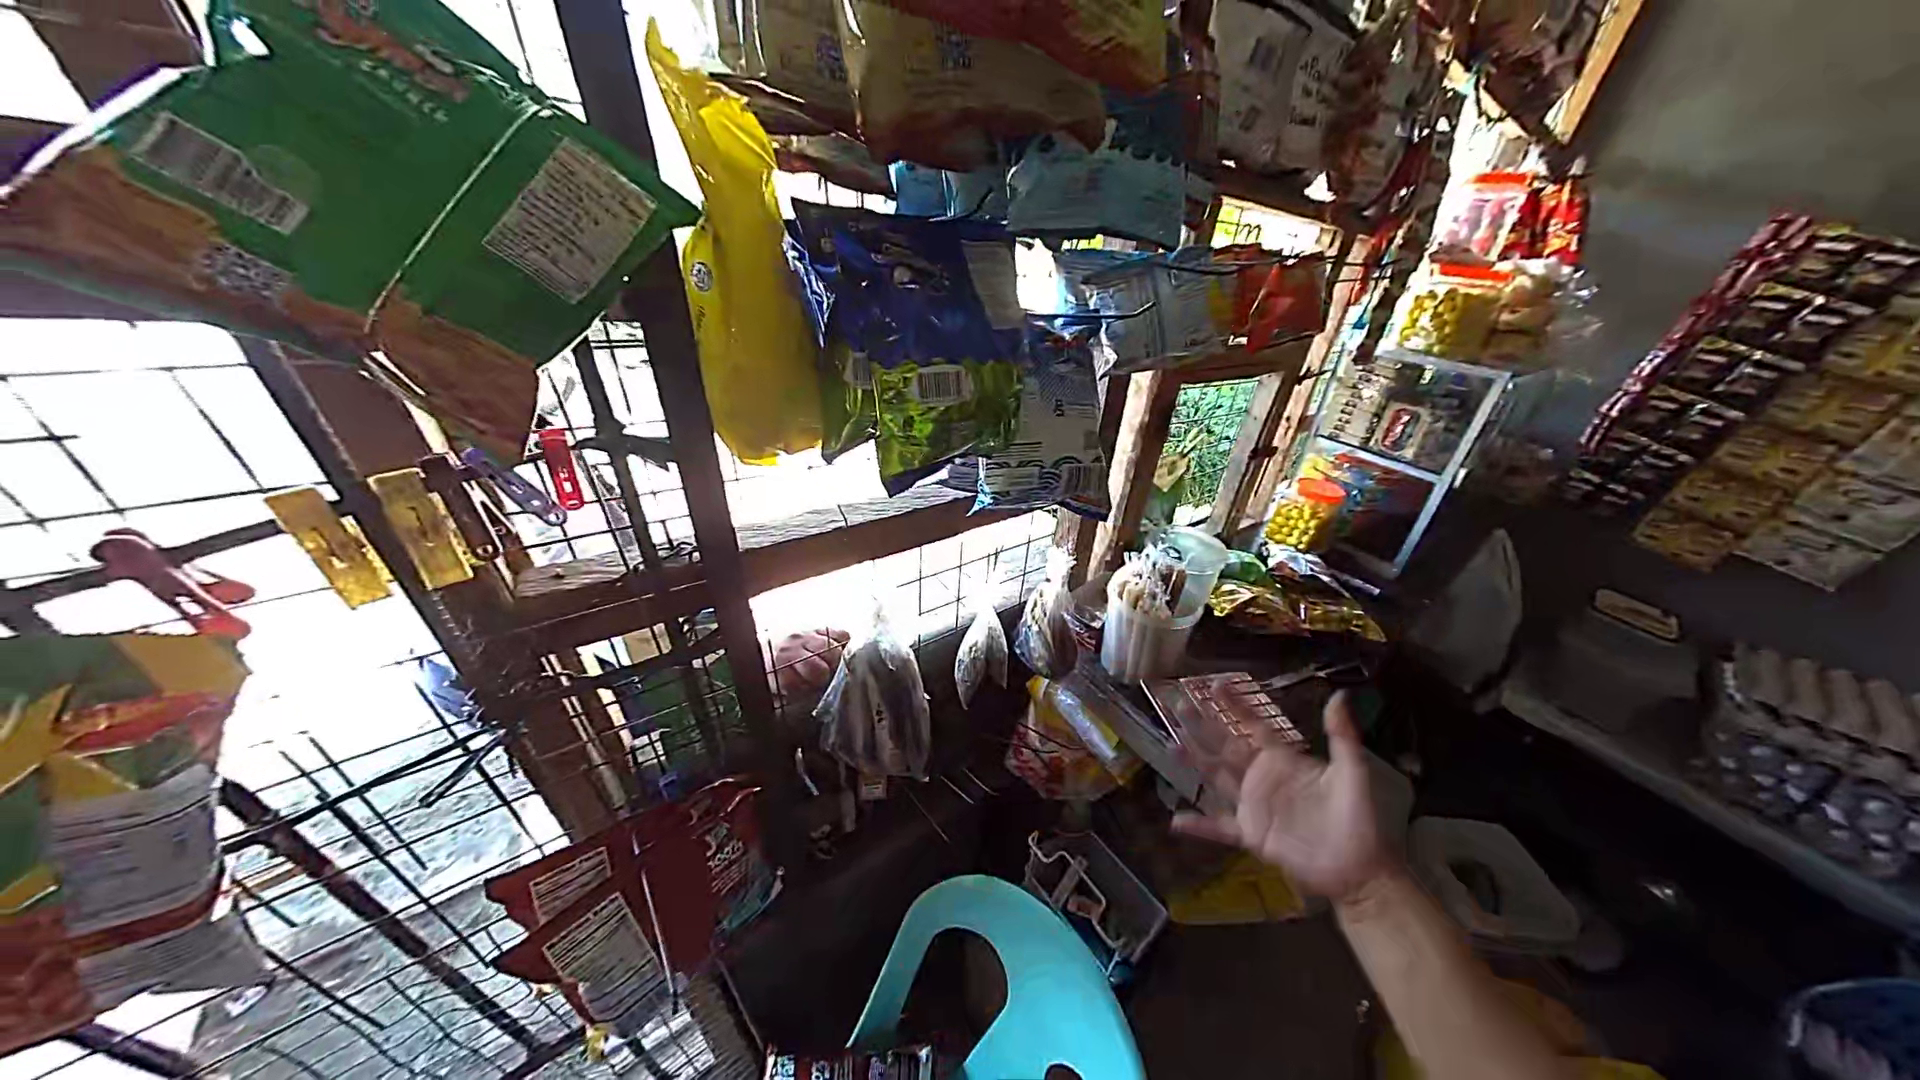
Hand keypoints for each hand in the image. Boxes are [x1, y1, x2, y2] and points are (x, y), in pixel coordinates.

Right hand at [1172, 691, 1395, 906]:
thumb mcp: (1354, 773)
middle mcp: (1262, 777)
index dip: (1236, 706)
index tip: (1216, 685)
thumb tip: (1339, 697)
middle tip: (1179, 705)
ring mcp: (1254, 805)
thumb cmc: (1361, 820)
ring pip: (1216, 777)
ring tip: (1172, 744)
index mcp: (1283, 760)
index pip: (1254, 725)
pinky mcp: (1251, 834)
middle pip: (1225, 746)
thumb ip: (1343, 736)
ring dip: (1194, 761)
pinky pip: (1219, 827)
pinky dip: (1198, 826)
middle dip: (1202, 726)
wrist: (1362, 872)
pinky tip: (1177, 821)